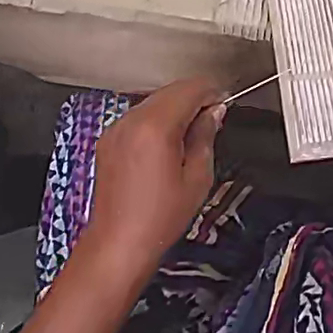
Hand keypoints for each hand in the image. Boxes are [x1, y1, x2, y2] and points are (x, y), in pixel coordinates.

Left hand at [79, 79, 225, 274]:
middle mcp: (131, 121)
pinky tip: (167, 144)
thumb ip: (205, 136)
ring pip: (152, 101)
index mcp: (155, 127)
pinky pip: (137, 117)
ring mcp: (116, 129)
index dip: (211, 93)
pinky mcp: (108, 140)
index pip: (189, 89)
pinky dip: (155, 121)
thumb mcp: (197, 177)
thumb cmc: (159, 218)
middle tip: (212, 120)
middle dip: (193, 99)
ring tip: (190, 136)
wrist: (119, 243)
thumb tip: (213, 113)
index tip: (223, 103)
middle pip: (169, 91)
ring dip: (174, 109)